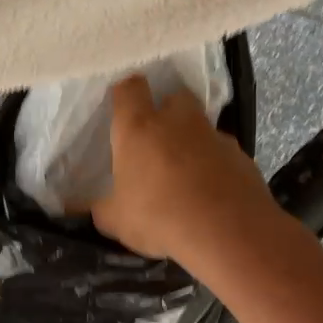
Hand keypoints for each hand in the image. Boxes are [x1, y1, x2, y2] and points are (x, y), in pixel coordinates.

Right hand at [90, 75, 273, 260]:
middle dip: (165, 107)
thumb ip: (99, 208)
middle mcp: (178, 123)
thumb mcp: (114, 220)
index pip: (129, 88)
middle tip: (154, 134)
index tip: (120, 104)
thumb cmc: (159, 217)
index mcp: (139, 129)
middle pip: (175, 96)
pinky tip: (205, 191)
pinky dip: (212, 164)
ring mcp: (214, 137)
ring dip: (189, 139)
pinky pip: (220, 152)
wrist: (228, 233)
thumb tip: (81, 208)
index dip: (124, 92)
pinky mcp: (242, 157)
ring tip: (180, 170)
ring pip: (200, 125)